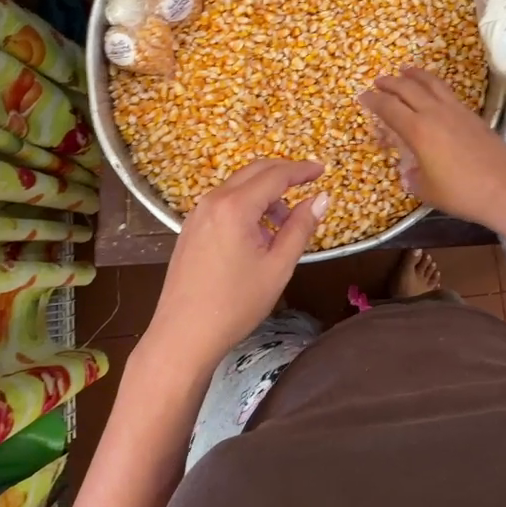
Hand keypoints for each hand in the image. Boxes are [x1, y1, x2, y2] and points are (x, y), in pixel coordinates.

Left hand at [144, 159, 326, 368]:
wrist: (182, 336)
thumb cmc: (235, 304)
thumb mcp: (277, 267)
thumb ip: (300, 227)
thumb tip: (321, 198)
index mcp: (235, 207)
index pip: (275, 175)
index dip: (302, 170)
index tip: (322, 170)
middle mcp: (213, 200)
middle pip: (254, 171)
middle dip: (283, 173)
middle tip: (309, 183)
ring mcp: (197, 213)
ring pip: (238, 186)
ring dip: (265, 192)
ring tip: (285, 223)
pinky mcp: (191, 227)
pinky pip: (224, 202)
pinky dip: (246, 205)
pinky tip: (258, 233)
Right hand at [357, 67, 505, 230]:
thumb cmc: (462, 193)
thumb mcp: (427, 191)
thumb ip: (413, 178)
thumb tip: (409, 172)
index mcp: (418, 130)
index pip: (389, 108)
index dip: (373, 101)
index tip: (363, 96)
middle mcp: (435, 113)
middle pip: (407, 88)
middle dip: (390, 82)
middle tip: (378, 81)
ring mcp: (456, 111)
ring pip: (431, 83)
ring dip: (414, 75)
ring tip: (405, 70)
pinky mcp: (472, 115)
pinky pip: (447, 92)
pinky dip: (434, 85)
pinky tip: (433, 90)